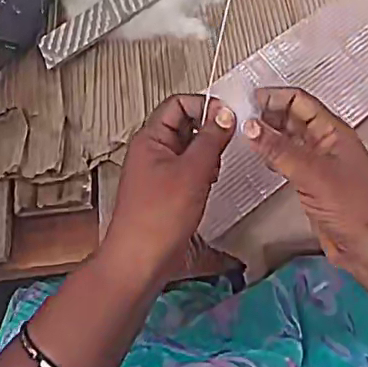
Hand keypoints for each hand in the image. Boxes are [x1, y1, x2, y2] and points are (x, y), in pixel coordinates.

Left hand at [99, 94, 235, 279]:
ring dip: (207, 153)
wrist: (139, 262)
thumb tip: (225, 114)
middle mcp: (152, 150)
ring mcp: (158, 171)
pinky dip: (203, 172)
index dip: (203, 105)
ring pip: (189, 148)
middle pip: (184, 124)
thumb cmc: (158, 218)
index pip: (178, 104)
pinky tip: (210, 184)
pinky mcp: (166, 191)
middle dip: (208, 131)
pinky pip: (188, 169)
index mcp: (150, 138)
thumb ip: (211, 139)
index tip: (228, 117)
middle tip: (226, 144)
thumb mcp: (192, 172)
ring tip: (215, 168)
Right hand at [241, 88, 367, 268]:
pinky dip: (271, 154)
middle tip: (240, 115)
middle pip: (292, 117)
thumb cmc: (356, 210)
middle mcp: (326, 143)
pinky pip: (287, 160)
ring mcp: (319, 164)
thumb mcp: (314, 174)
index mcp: (333, 132)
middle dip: (268, 113)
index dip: (274, 97)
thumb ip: (279, 149)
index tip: (248, 100)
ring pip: (288, 138)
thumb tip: (251, 126)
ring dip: (268, 133)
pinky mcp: (311, 183)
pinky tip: (259, 156)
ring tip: (244, 132)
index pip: (300, 101)